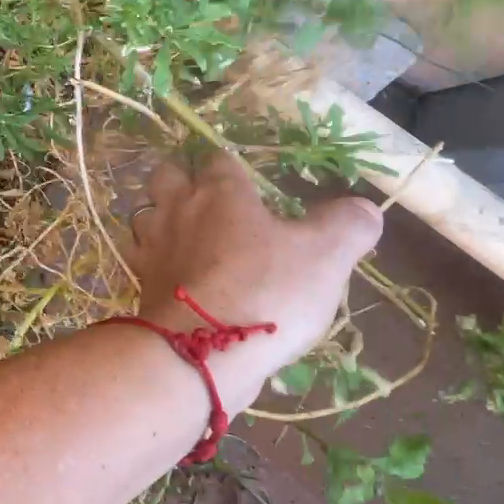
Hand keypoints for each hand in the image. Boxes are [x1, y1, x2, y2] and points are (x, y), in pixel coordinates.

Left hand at [125, 150, 383, 411]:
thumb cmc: (268, 289)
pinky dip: (151, 251)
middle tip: (205, 195)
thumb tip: (364, 207)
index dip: (231, 166)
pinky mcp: (140, 272)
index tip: (244, 178)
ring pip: (146, 208)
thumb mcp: (326, 256)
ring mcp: (153, 238)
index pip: (218, 160)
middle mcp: (177, 205)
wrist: (204, 344)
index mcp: (219, 191)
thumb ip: (346, 226)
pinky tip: (169, 265)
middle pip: (167, 173)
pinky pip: (139, 248)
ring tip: (185, 229)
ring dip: (161, 213)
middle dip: (182, 176)